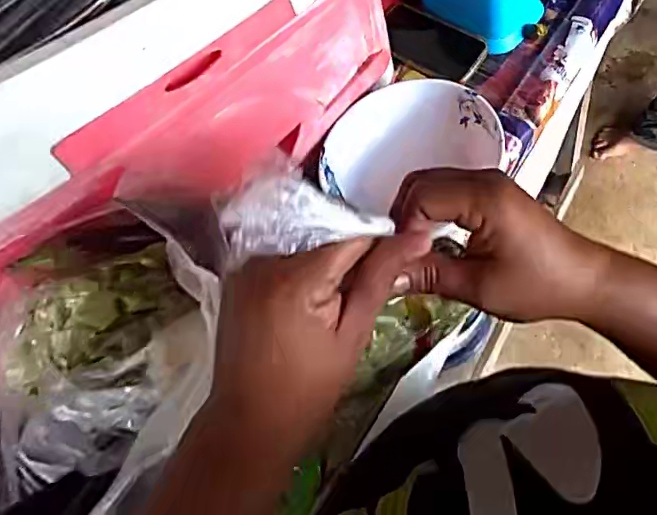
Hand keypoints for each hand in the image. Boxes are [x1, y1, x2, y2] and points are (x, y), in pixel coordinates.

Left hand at [205, 233, 431, 452]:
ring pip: (307, 234)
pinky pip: (284, 247)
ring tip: (339, 288)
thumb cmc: (304, 393)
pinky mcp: (240, 270)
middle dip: (355, 246)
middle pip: (328, 229)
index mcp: (296, 277)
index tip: (398, 252)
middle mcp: (266, 258)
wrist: (246, 427)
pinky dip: (305, 258)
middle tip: (367, 279)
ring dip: (329, 251)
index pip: (353, 234)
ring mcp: (248, 262)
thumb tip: (417, 239)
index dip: (381, 241)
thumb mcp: (352, 336)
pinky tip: (312, 289)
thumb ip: (381, 278)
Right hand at [392, 169, 611, 322]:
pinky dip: (433, 208)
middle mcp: (484, 178)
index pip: (422, 195)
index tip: (401, 258)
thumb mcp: (481, 287)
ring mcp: (489, 181)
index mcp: (484, 196)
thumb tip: (388, 275)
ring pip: (434, 182)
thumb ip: (431, 275)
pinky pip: (449, 188)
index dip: (403, 226)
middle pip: (423, 181)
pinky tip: (433, 238)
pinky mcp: (491, 190)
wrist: (583, 279)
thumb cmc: (539, 284)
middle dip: (404, 214)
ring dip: (417, 211)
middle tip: (400, 253)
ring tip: (414, 249)